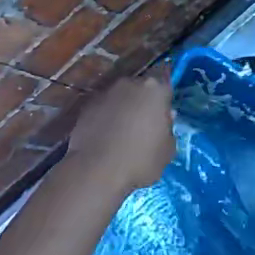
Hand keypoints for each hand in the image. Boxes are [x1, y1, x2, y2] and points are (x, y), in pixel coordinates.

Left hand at [64, 76, 173, 193]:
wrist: (95, 171)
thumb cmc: (140, 159)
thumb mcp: (168, 150)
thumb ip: (168, 129)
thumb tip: (163, 119)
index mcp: (155, 89)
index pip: (165, 82)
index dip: (164, 97)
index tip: (163, 112)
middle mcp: (130, 84)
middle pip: (141, 88)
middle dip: (143, 101)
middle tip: (144, 124)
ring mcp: (106, 93)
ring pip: (120, 97)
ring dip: (123, 108)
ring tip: (121, 133)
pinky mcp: (86, 106)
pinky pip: (102, 108)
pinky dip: (105, 118)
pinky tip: (104, 138)